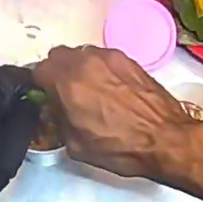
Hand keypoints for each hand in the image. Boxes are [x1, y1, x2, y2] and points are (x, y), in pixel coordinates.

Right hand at [30, 45, 198, 179]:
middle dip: (55, 72)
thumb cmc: (119, 147)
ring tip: (86, 90)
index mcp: (68, 84)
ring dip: (77, 68)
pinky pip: (103, 57)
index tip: (41, 96)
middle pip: (58, 56)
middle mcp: (86, 63)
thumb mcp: (76, 145)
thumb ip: (58, 121)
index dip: (36, 84)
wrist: (165, 139)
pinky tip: (107, 89)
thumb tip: (53, 110)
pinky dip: (99, 69)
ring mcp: (110, 58)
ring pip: (82, 54)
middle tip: (60, 93)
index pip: (38, 70)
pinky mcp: (129, 60)